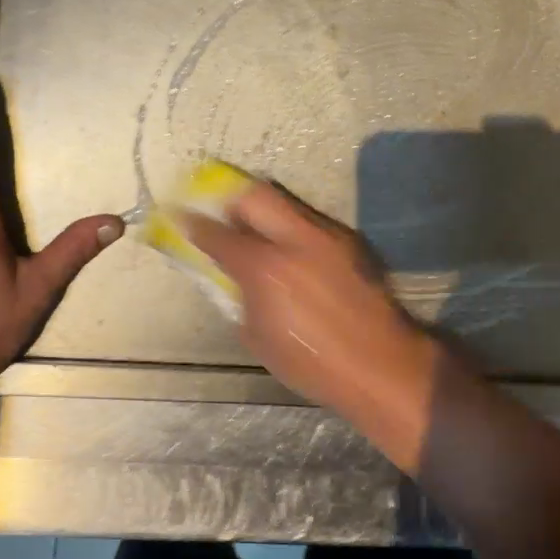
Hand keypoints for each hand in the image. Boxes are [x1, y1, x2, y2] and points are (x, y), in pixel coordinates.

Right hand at [183, 183, 440, 466]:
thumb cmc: (312, 363)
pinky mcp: (345, 240)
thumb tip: (228, 276)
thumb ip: (238, 296)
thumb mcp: (257, 338)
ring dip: (260, 210)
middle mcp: (293, 239)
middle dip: (229, 198)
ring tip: (251, 229)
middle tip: (218, 213)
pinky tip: (286, 249)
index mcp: (264, 268)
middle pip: (252, 194)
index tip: (179, 217)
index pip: (217, 233)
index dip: (193, 224)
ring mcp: (324, 234)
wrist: (380, 364)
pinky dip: (286, 226)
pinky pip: (305, 219)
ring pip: (282, 202)